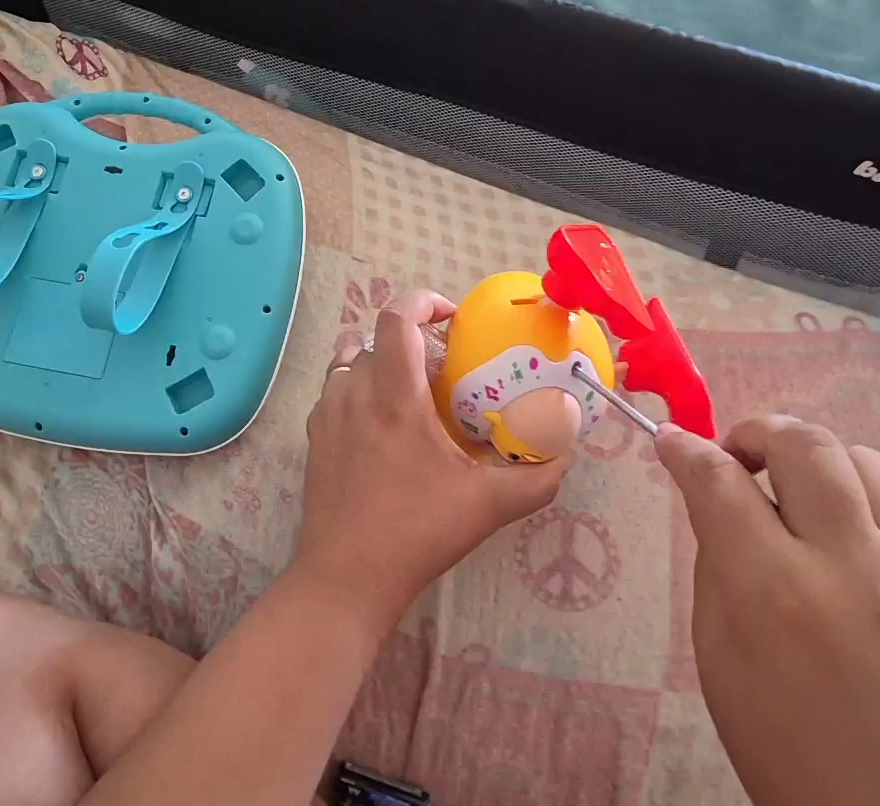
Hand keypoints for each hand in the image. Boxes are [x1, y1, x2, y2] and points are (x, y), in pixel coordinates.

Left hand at [295, 288, 574, 627]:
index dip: (424, 300)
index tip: (452, 319)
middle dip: (411, 338)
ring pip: (349, 359)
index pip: (396, 316)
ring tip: (412, 392)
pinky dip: (359, 388)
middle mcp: (353, 394)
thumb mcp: (487, 507)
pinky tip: (383, 428)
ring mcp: (326, 415)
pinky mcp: (312, 437)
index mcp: (393, 397)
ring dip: (381, 360)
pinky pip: (335, 390)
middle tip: (443, 368)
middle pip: (375, 335)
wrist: (345, 579)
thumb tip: (567, 455)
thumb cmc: (416, 534)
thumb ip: (537, 479)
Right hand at [655, 417, 879, 805]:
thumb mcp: (716, 650)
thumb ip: (715, 561)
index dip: (685, 448)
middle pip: (802, 444)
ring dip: (810, 456)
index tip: (669, 440)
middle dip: (755, 431)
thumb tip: (712, 498)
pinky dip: (851, 488)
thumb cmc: (778, 739)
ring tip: (788, 488)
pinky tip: (832, 524)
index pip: (719, 481)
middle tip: (733, 457)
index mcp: (770, 590)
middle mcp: (843, 564)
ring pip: (858, 457)